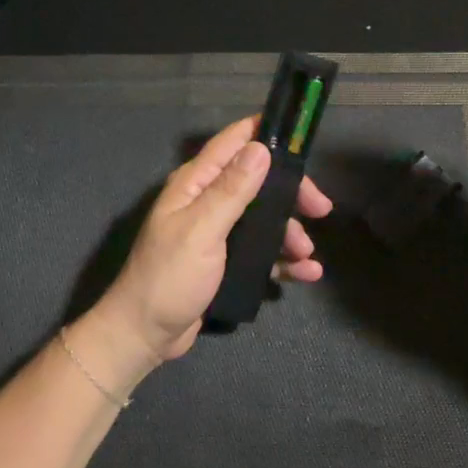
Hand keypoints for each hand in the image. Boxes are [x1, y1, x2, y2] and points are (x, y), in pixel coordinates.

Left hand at [92, 115, 332, 361]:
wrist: (146, 334)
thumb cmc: (169, 277)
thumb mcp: (202, 230)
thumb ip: (231, 190)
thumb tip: (260, 147)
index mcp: (194, 184)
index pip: (232, 143)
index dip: (265, 134)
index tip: (302, 137)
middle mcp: (206, 201)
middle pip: (257, 182)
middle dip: (290, 192)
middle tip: (321, 208)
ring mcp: (216, 233)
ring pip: (264, 219)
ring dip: (289, 231)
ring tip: (307, 253)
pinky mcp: (225, 262)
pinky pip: (261, 252)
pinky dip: (284, 260)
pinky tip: (306, 273)